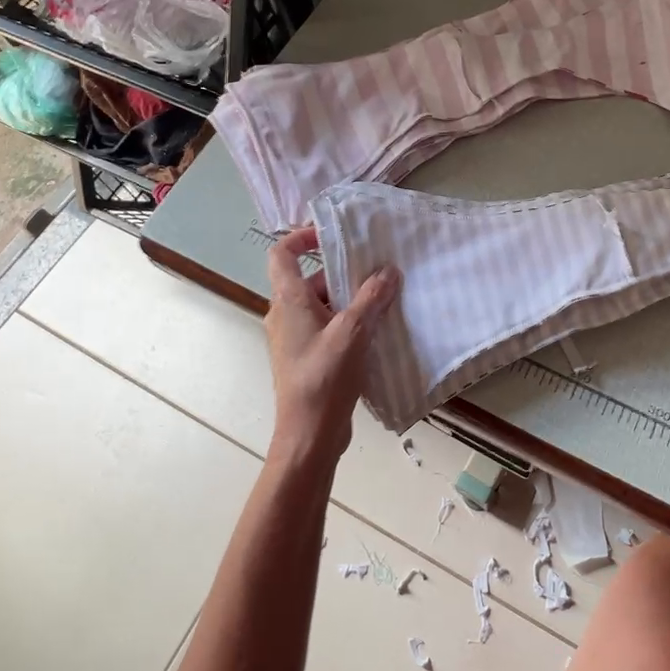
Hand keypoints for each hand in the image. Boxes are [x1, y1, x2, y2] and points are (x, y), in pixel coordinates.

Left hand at [263, 228, 398, 469]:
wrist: (308, 435)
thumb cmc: (323, 378)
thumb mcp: (352, 332)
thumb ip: (371, 298)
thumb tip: (388, 271)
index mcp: (288, 302)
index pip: (281, 255)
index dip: (301, 238)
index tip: (331, 235)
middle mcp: (285, 316)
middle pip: (311, 280)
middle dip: (343, 274)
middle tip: (377, 272)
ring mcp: (295, 340)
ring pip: (322, 306)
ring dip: (351, 301)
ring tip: (385, 301)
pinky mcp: (307, 360)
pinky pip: (327, 329)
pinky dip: (349, 324)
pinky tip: (377, 332)